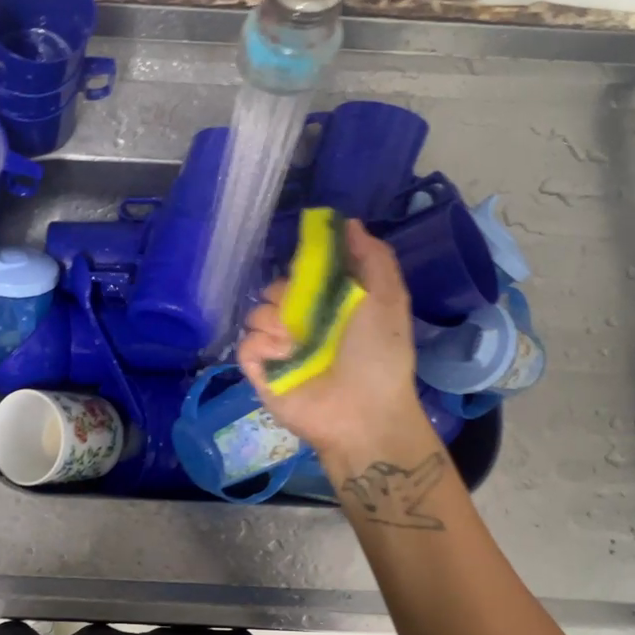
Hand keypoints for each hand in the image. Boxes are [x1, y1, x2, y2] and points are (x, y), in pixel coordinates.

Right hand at [237, 218, 433, 463]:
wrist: (363, 412)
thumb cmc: (379, 354)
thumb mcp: (387, 298)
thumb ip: (372, 257)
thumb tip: (347, 222)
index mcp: (330, 304)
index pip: (303, 271)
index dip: (304, 265)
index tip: (311, 266)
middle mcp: (302, 324)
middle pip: (274, 289)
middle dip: (287, 293)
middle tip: (305, 312)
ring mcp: (278, 348)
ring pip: (257, 312)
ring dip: (275, 320)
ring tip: (296, 342)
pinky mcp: (259, 370)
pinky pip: (247, 342)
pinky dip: (264, 345)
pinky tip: (284, 358)